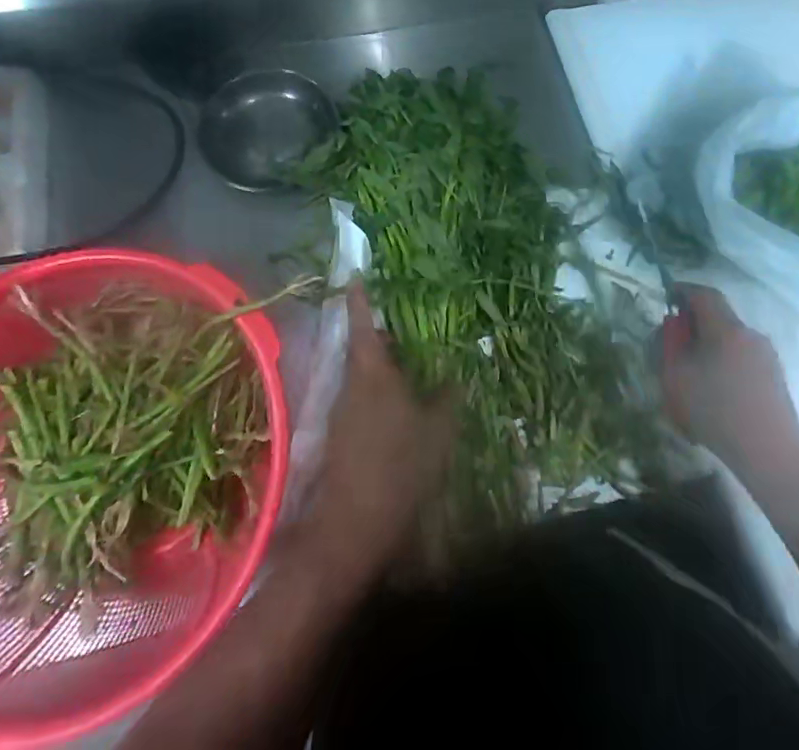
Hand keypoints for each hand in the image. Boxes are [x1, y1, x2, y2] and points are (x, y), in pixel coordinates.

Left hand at [299, 284, 455, 583]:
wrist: (353, 525)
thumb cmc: (400, 468)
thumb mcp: (438, 431)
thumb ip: (447, 398)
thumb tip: (457, 375)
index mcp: (372, 374)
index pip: (363, 325)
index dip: (361, 299)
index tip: (357, 274)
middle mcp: (351, 386)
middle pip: (363, 350)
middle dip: (383, 337)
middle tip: (409, 327)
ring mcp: (342, 412)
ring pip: (363, 378)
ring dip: (383, 368)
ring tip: (414, 366)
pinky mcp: (341, 436)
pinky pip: (362, 401)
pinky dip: (380, 395)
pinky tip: (403, 408)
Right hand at [659, 284, 798, 486]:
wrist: (770, 453)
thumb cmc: (715, 409)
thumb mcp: (674, 376)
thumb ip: (668, 344)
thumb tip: (673, 327)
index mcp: (726, 328)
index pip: (704, 294)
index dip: (683, 291)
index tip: (666, 296)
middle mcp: (750, 335)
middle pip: (717, 319)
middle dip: (693, 326)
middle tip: (671, 345)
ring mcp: (767, 358)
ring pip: (729, 342)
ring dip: (707, 350)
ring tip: (689, 378)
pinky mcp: (774, 380)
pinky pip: (741, 362)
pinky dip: (722, 367)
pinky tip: (712, 397)